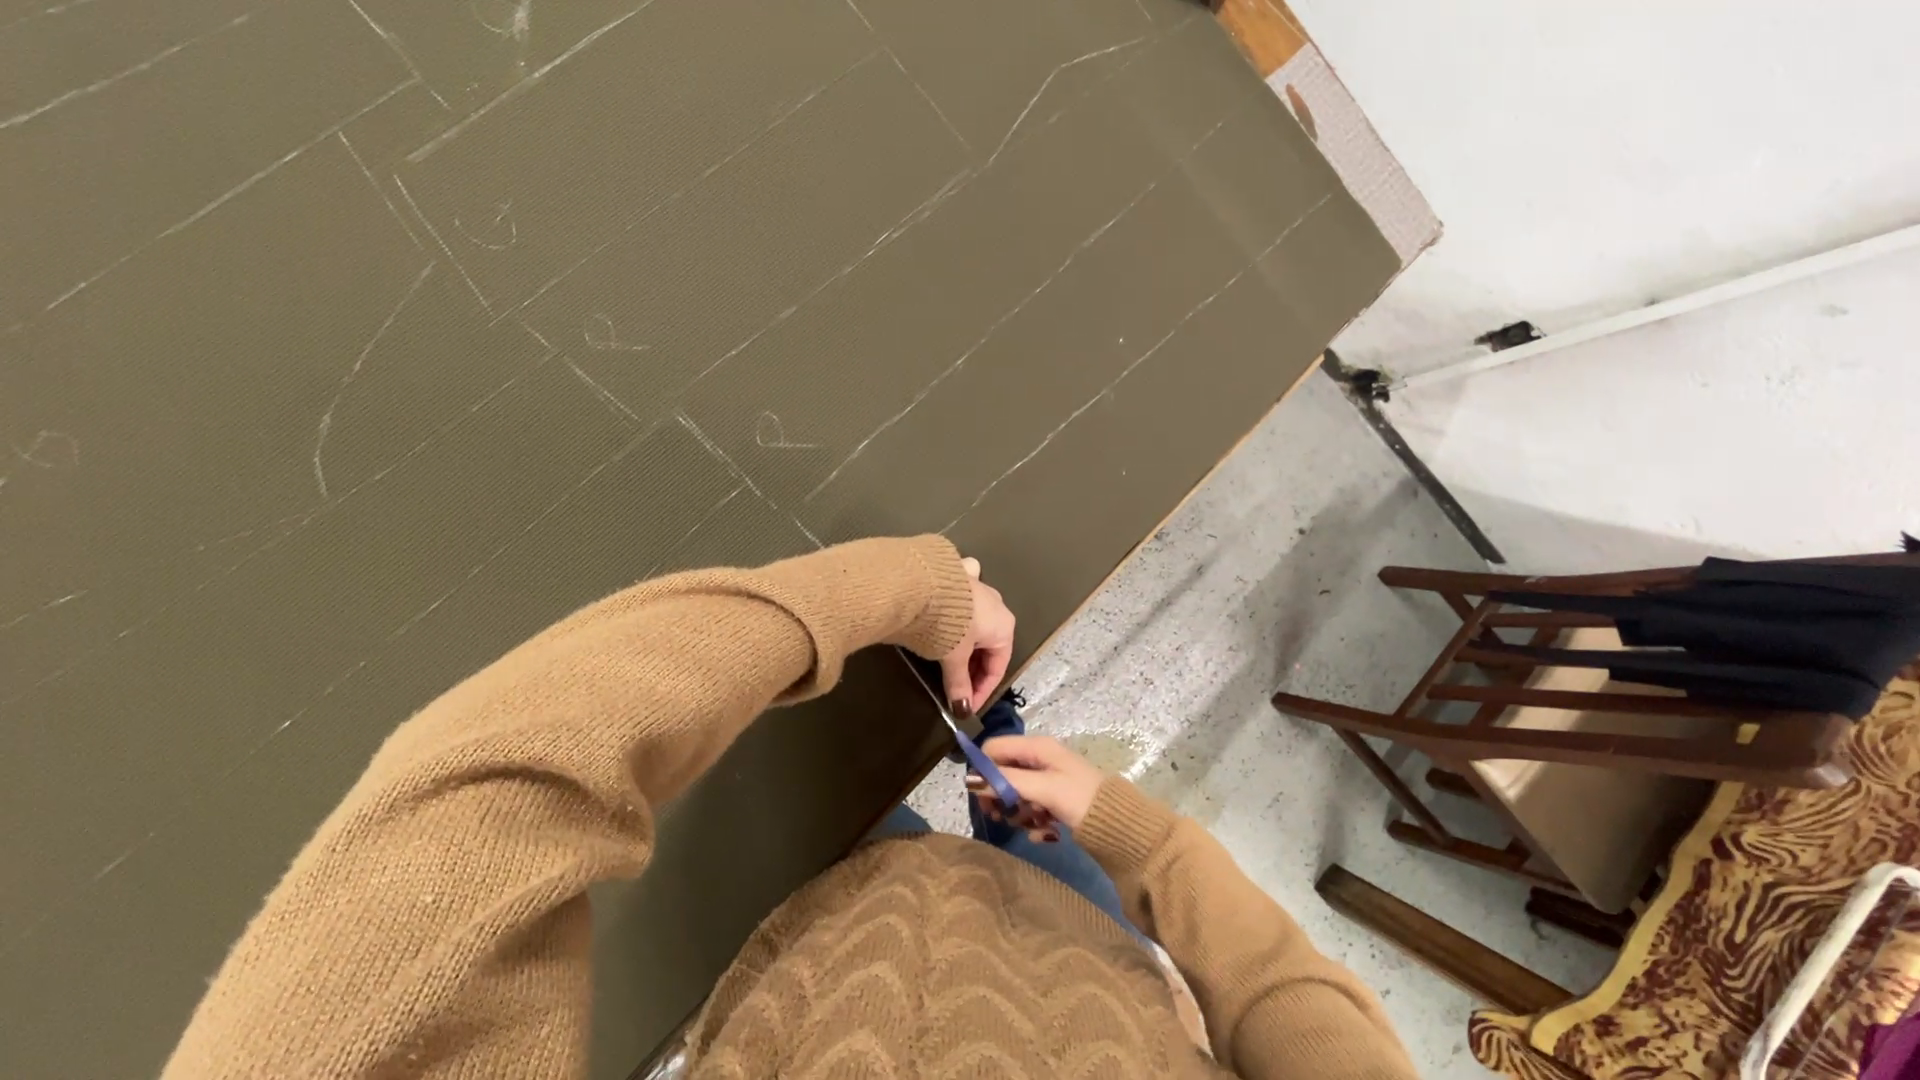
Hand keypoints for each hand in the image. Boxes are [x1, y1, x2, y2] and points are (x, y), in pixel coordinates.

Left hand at [940, 556, 1013, 710]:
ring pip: (978, 619)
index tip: (966, 707)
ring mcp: (979, 587)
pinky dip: (960, 602)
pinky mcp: (959, 574)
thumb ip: (958, 685)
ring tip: (949, 658)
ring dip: (966, 641)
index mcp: (1004, 627)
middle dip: (972, 669)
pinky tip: (951, 603)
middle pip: (987, 646)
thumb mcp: (953, 659)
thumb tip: (963, 711)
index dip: (982, 692)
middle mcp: (997, 606)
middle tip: (955, 688)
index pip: (997, 667)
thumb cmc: (947, 625)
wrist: (923, 584)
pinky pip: (965, 591)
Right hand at [978, 735, 1104, 830]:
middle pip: (1002, 773)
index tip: (984, 797)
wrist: (1119, 825)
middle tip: (1001, 817)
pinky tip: (1045, 833)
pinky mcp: (1054, 800)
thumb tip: (970, 780)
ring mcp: (1048, 780)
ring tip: (1033, 825)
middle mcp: (1040, 759)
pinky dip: (1034, 822)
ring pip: (1016, 794)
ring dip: (1019, 813)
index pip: (994, 749)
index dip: (984, 771)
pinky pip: (1031, 808)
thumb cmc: (1080, 799)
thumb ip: (1006, 782)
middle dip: (1001, 796)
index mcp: (1037, 747)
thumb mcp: (1042, 788)